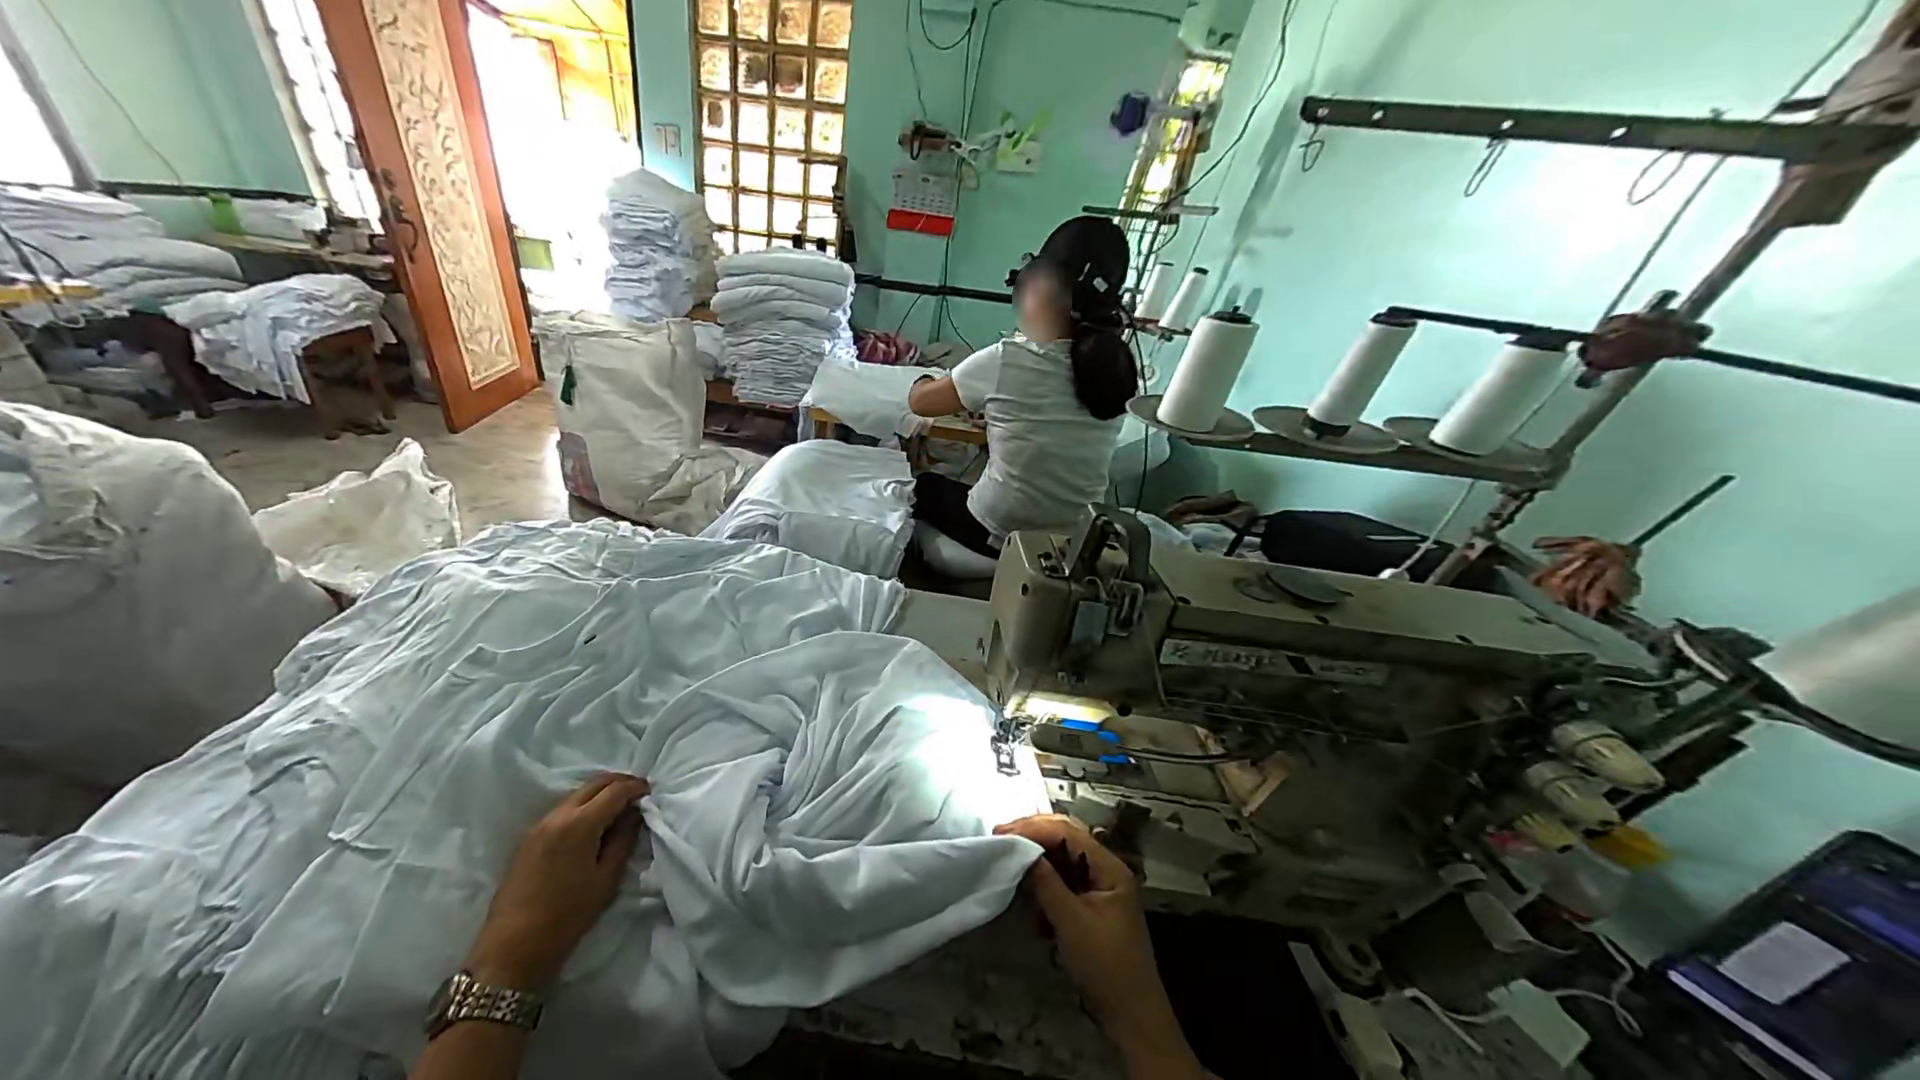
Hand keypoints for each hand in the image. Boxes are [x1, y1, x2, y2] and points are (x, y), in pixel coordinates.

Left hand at [465, 773, 649, 990]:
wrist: (512, 949)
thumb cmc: (567, 916)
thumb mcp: (606, 878)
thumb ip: (624, 838)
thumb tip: (634, 813)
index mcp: (579, 824)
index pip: (615, 790)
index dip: (636, 787)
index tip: (651, 792)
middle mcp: (557, 815)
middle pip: (594, 783)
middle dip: (620, 783)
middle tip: (638, 794)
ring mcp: (539, 825)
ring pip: (577, 793)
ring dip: (600, 792)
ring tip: (618, 808)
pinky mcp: (529, 837)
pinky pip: (563, 807)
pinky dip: (584, 804)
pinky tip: (593, 822)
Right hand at [995, 815, 1203, 1078]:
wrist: (1132, 1016)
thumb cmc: (1105, 965)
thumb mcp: (1071, 921)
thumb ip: (1046, 882)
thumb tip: (1022, 851)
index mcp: (1109, 867)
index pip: (1067, 832)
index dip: (1033, 828)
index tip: (1001, 832)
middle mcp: (1107, 870)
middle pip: (1067, 838)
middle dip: (1035, 837)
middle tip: (1001, 835)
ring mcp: (1101, 888)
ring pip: (1064, 860)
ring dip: (1040, 863)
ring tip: (1013, 864)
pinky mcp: (1093, 906)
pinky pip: (1066, 883)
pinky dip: (1047, 887)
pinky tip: (1033, 903)